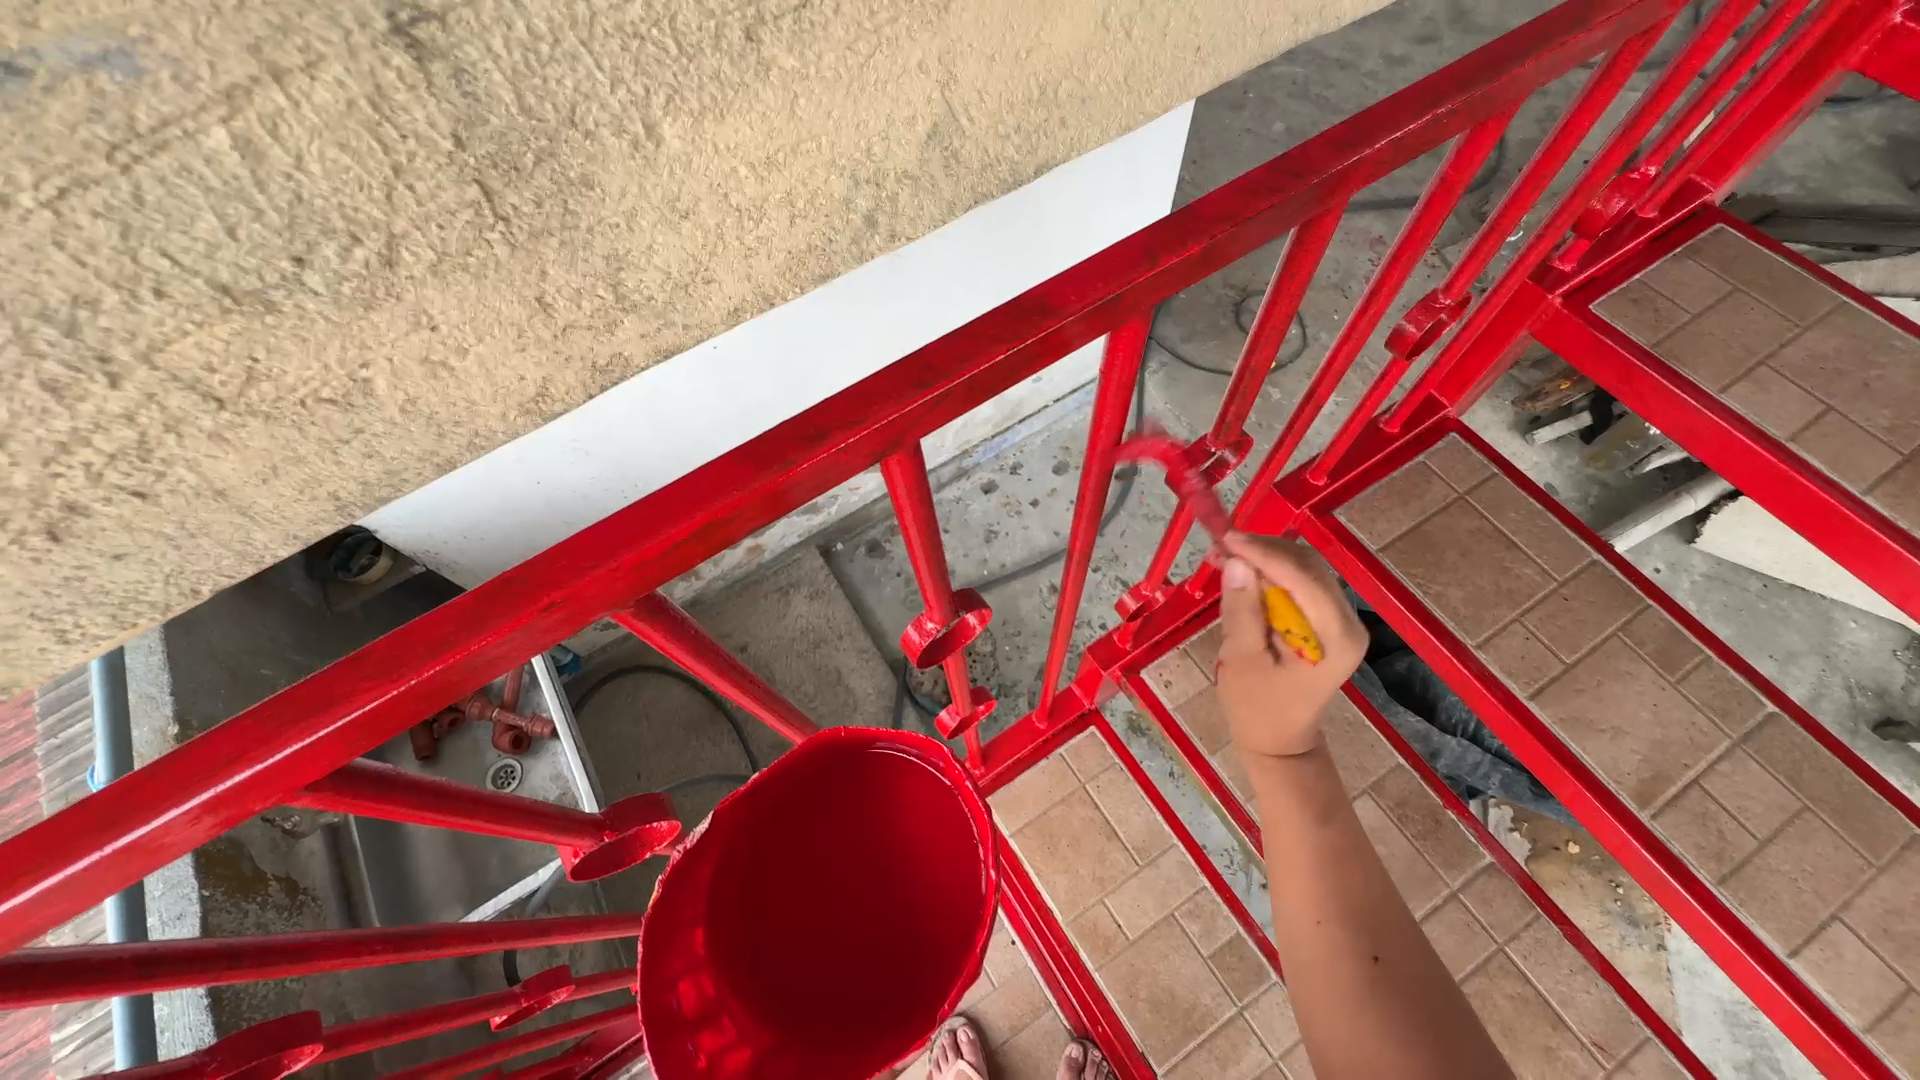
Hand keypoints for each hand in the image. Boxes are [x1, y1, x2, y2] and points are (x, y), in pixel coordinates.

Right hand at [1215, 532, 1366, 758]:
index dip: (1264, 553)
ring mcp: (1340, 620)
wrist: (1280, 741)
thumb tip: (1236, 562)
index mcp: (1335, 636)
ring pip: (1305, 569)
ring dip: (1266, 559)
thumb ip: (1242, 610)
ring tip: (1226, 558)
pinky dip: (1272, 573)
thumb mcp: (1242, 661)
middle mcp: (1348, 621)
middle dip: (1264, 551)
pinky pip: (1301, 583)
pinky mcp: (1327, 620)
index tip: (1227, 539)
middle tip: (1221, 548)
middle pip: (1308, 567)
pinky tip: (1245, 574)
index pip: (1302, 578)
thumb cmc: (1257, 709)